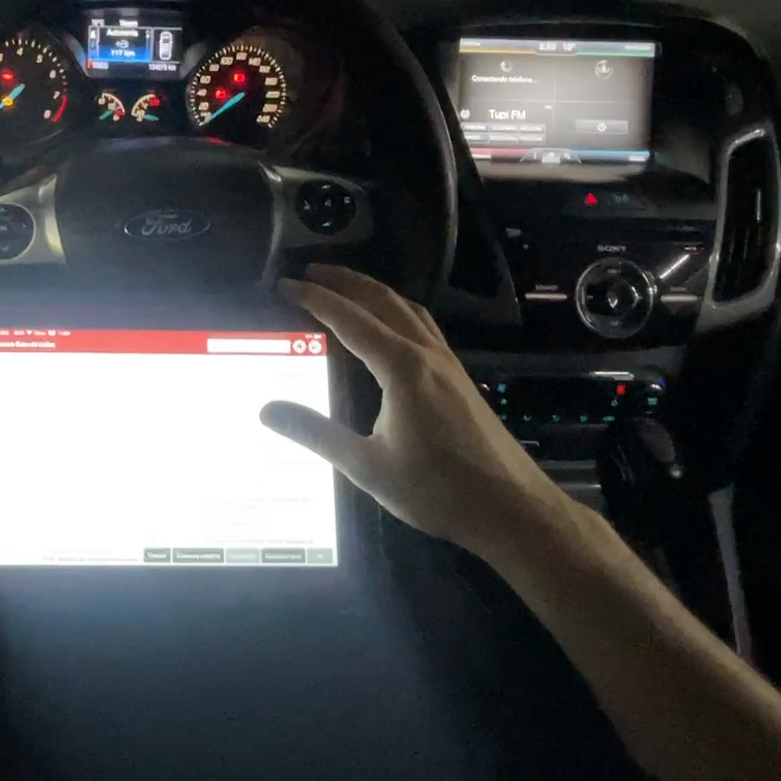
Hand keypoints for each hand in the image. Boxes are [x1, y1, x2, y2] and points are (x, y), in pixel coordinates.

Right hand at [260, 265, 567, 555]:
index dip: (313, 297)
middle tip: (308, 270)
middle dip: (343, 280)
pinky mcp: (458, 376)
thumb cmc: (438, 489)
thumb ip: (315, 433)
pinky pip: (421, 324)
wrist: (514, 509)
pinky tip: (389, 323)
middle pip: (381, 299)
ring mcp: (447, 362)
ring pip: (406, 307)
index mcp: (401, 367)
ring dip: (371, 290)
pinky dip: (395, 308)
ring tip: (343, 286)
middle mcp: (425, 353)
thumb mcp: (366, 465)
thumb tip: (266, 410)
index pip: (348, 318)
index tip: (283, 285)